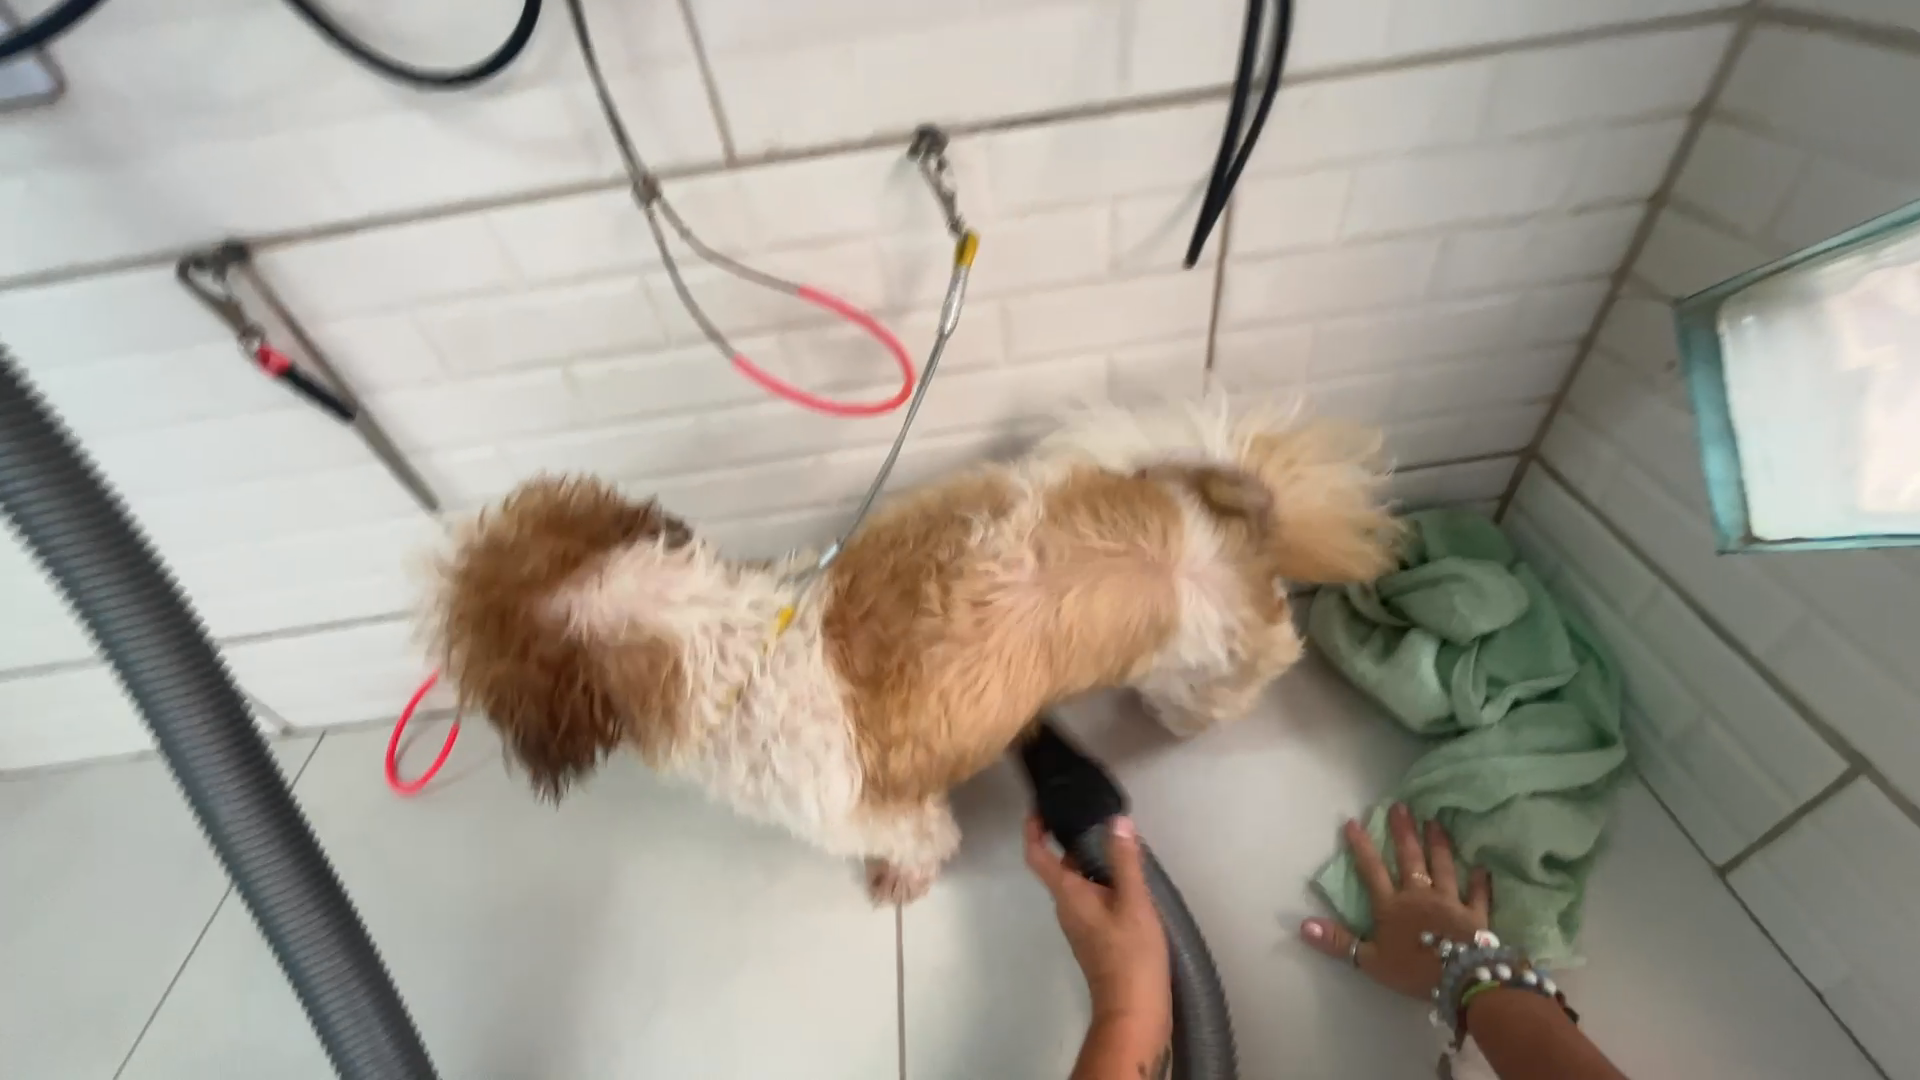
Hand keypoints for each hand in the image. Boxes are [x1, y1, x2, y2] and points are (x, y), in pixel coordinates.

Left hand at [1024, 814, 1171, 1035]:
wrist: (1133, 1013)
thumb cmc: (1130, 954)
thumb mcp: (1133, 900)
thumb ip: (1124, 860)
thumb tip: (1117, 821)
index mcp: (1067, 893)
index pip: (1036, 854)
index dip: (1033, 828)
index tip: (1041, 808)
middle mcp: (1066, 906)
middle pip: (1061, 865)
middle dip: (1075, 841)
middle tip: (1099, 821)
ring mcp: (1079, 924)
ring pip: (1079, 883)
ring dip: (1093, 862)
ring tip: (1120, 847)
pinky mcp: (1094, 938)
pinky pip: (1091, 899)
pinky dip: (1103, 883)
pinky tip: (1129, 882)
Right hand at [1299, 803, 1491, 999]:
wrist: (1464, 983)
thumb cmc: (1415, 971)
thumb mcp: (1370, 961)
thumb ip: (1338, 941)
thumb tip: (1303, 925)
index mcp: (1391, 905)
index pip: (1371, 868)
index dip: (1362, 845)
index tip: (1354, 821)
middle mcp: (1419, 896)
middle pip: (1409, 859)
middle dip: (1403, 832)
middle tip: (1401, 806)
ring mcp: (1450, 903)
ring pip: (1442, 867)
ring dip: (1438, 844)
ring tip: (1434, 822)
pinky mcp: (1476, 917)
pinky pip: (1478, 895)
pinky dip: (1480, 882)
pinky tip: (1482, 867)